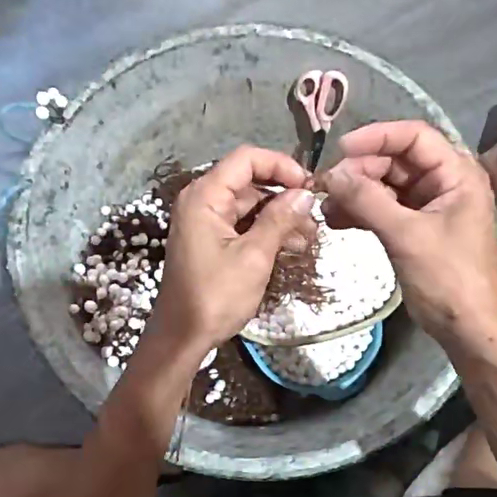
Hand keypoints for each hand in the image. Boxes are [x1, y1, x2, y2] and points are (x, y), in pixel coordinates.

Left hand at [153, 146, 317, 355]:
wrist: (182, 337)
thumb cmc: (216, 296)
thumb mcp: (254, 257)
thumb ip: (280, 220)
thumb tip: (305, 194)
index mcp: (205, 197)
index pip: (246, 159)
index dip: (281, 165)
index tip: (309, 186)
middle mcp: (201, 202)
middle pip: (248, 182)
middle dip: (283, 196)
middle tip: (314, 220)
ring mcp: (203, 222)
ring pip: (248, 206)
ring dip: (278, 217)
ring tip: (308, 238)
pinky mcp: (208, 242)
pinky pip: (240, 225)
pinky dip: (264, 232)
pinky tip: (290, 247)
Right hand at [320, 121, 496, 341]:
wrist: (468, 327)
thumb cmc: (447, 278)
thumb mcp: (406, 235)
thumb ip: (368, 200)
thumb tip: (331, 175)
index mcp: (457, 175)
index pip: (415, 137)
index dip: (377, 137)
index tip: (340, 150)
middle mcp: (446, 183)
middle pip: (397, 161)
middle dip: (360, 171)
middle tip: (328, 187)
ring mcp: (431, 207)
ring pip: (387, 186)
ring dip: (356, 193)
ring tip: (326, 207)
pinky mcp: (417, 229)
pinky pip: (385, 209)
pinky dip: (362, 212)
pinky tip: (337, 220)